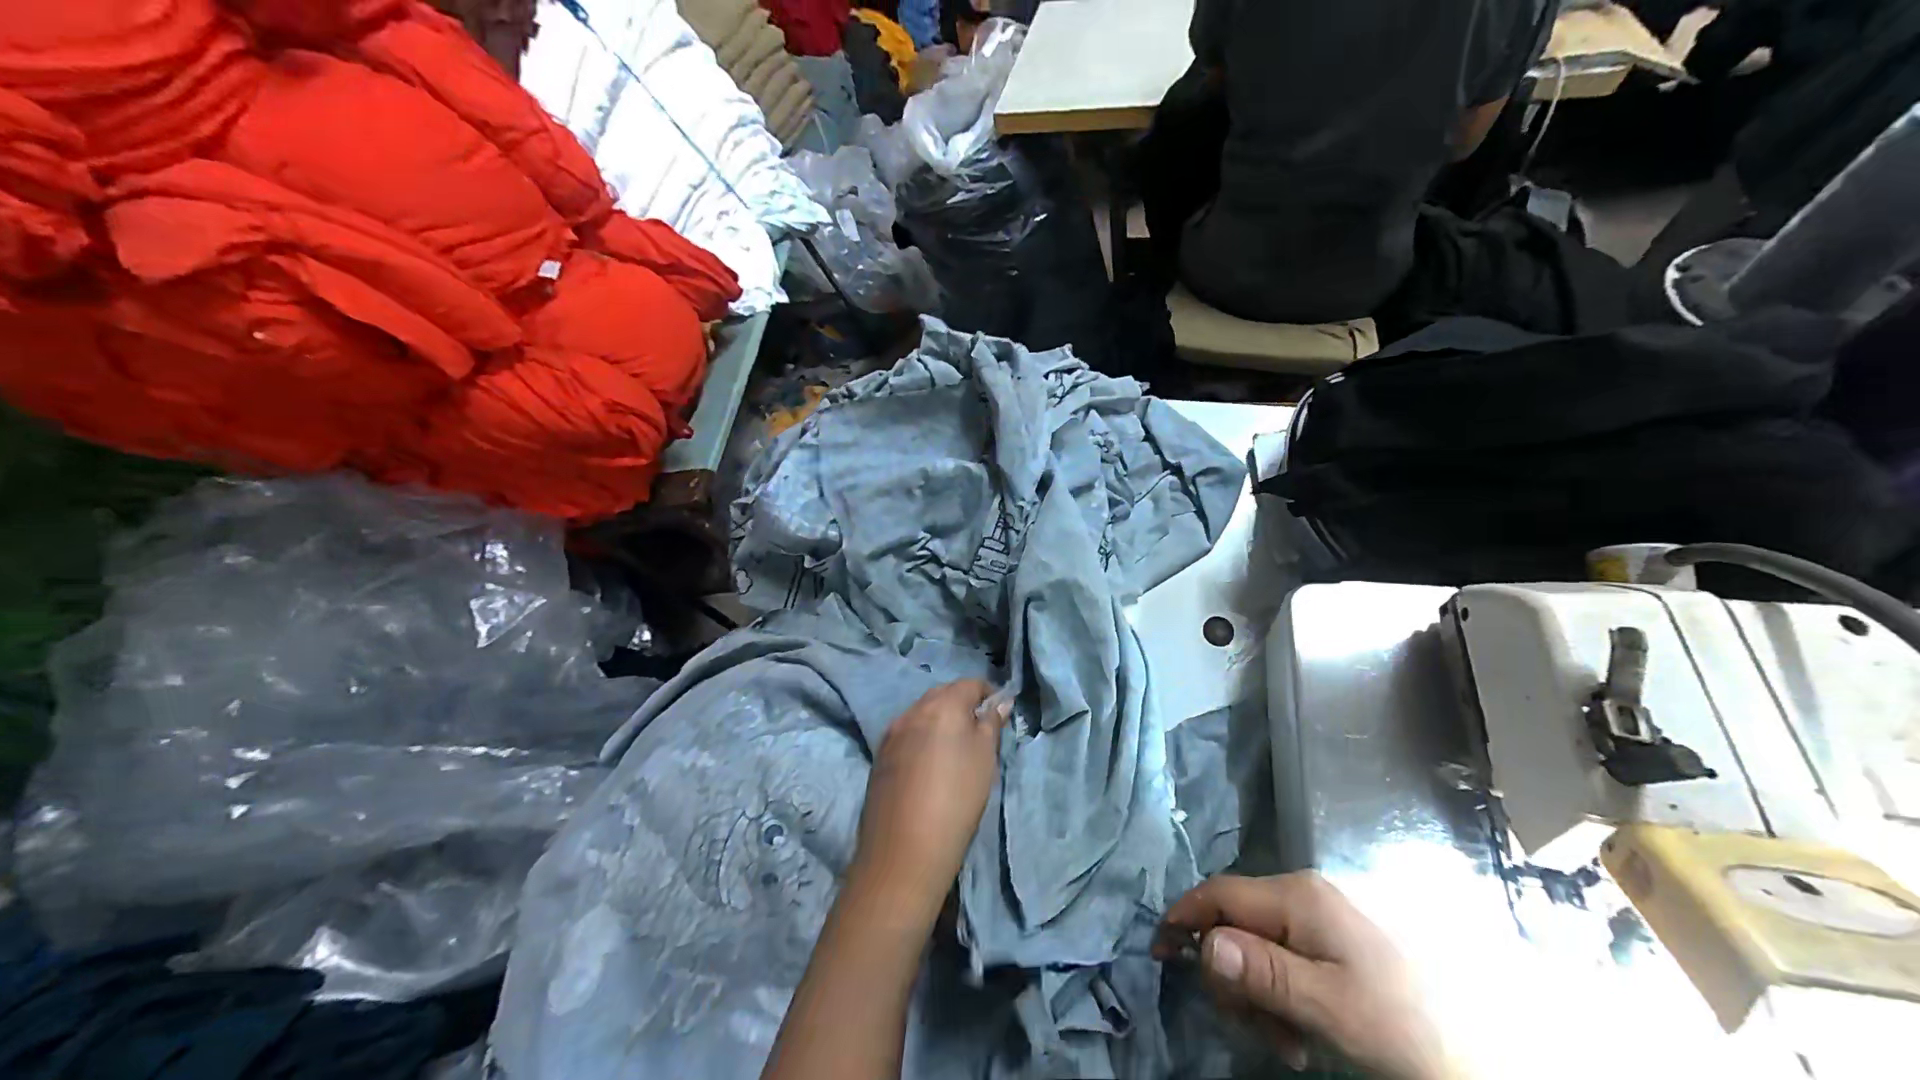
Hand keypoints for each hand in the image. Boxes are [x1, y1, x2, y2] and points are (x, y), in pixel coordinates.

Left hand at [851, 680, 1008, 916]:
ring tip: (954, 749)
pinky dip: (921, 738)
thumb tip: (999, 703)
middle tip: (979, 730)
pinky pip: (906, 734)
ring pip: (921, 714)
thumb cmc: (957, 797)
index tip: (999, 713)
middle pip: (942, 695)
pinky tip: (929, 764)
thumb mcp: (985, 759)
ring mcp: (891, 733)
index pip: (969, 683)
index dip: (988, 693)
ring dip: (939, 721)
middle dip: (962, 704)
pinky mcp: (879, 756)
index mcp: (942, 705)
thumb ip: (991, 724)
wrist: (905, 848)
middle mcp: (912, 710)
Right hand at [1155, 873, 1451, 1079]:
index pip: (1219, 894)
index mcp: (1297, 896)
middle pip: (1232, 925)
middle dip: (1233, 979)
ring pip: (1252, 948)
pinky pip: (1278, 960)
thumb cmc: (1396, 1024)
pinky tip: (1299, 1034)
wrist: (1472, 1052)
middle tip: (1251, 1028)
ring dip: (1256, 998)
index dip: (1184, 919)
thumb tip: (1205, 944)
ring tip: (1286, 1043)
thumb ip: (1264, 971)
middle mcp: (1300, 895)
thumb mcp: (1327, 1006)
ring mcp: (1314, 917)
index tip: (1160, 955)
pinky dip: (1277, 998)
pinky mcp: (1326, 941)